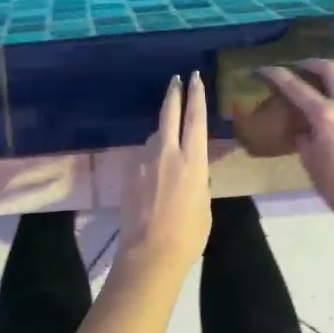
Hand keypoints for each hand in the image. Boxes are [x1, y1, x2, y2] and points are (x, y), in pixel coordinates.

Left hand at [116, 72, 211, 275]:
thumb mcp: (204, 205)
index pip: (195, 119)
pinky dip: (152, 159)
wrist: (150, 253)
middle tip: (177, 79)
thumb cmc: (188, 235)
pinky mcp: (129, 172)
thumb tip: (194, 169)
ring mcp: (144, 161)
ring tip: (171, 155)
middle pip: (169, 113)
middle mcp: (167, 154)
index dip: (196, 96)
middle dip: (174, 93)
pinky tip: (154, 176)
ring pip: (155, 137)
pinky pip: (144, 157)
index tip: (195, 79)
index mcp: (192, 161)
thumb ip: (198, 180)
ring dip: (163, 137)